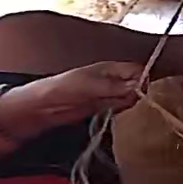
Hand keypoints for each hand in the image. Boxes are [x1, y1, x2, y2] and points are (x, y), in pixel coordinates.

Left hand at [0, 62, 142, 135]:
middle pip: (137, 83)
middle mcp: (113, 79)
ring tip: (132, 110)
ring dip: (133, 102)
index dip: (143, 79)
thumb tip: (139, 87)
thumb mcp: (88, 86)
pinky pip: (121, 107)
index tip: (144, 92)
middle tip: (138, 104)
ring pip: (131, 95)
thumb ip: (114, 86)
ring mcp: (108, 93)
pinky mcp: (103, 107)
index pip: (138, 70)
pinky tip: (124, 115)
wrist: (38, 109)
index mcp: (111, 68)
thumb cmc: (61, 90)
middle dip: (140, 92)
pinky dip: (125, 110)